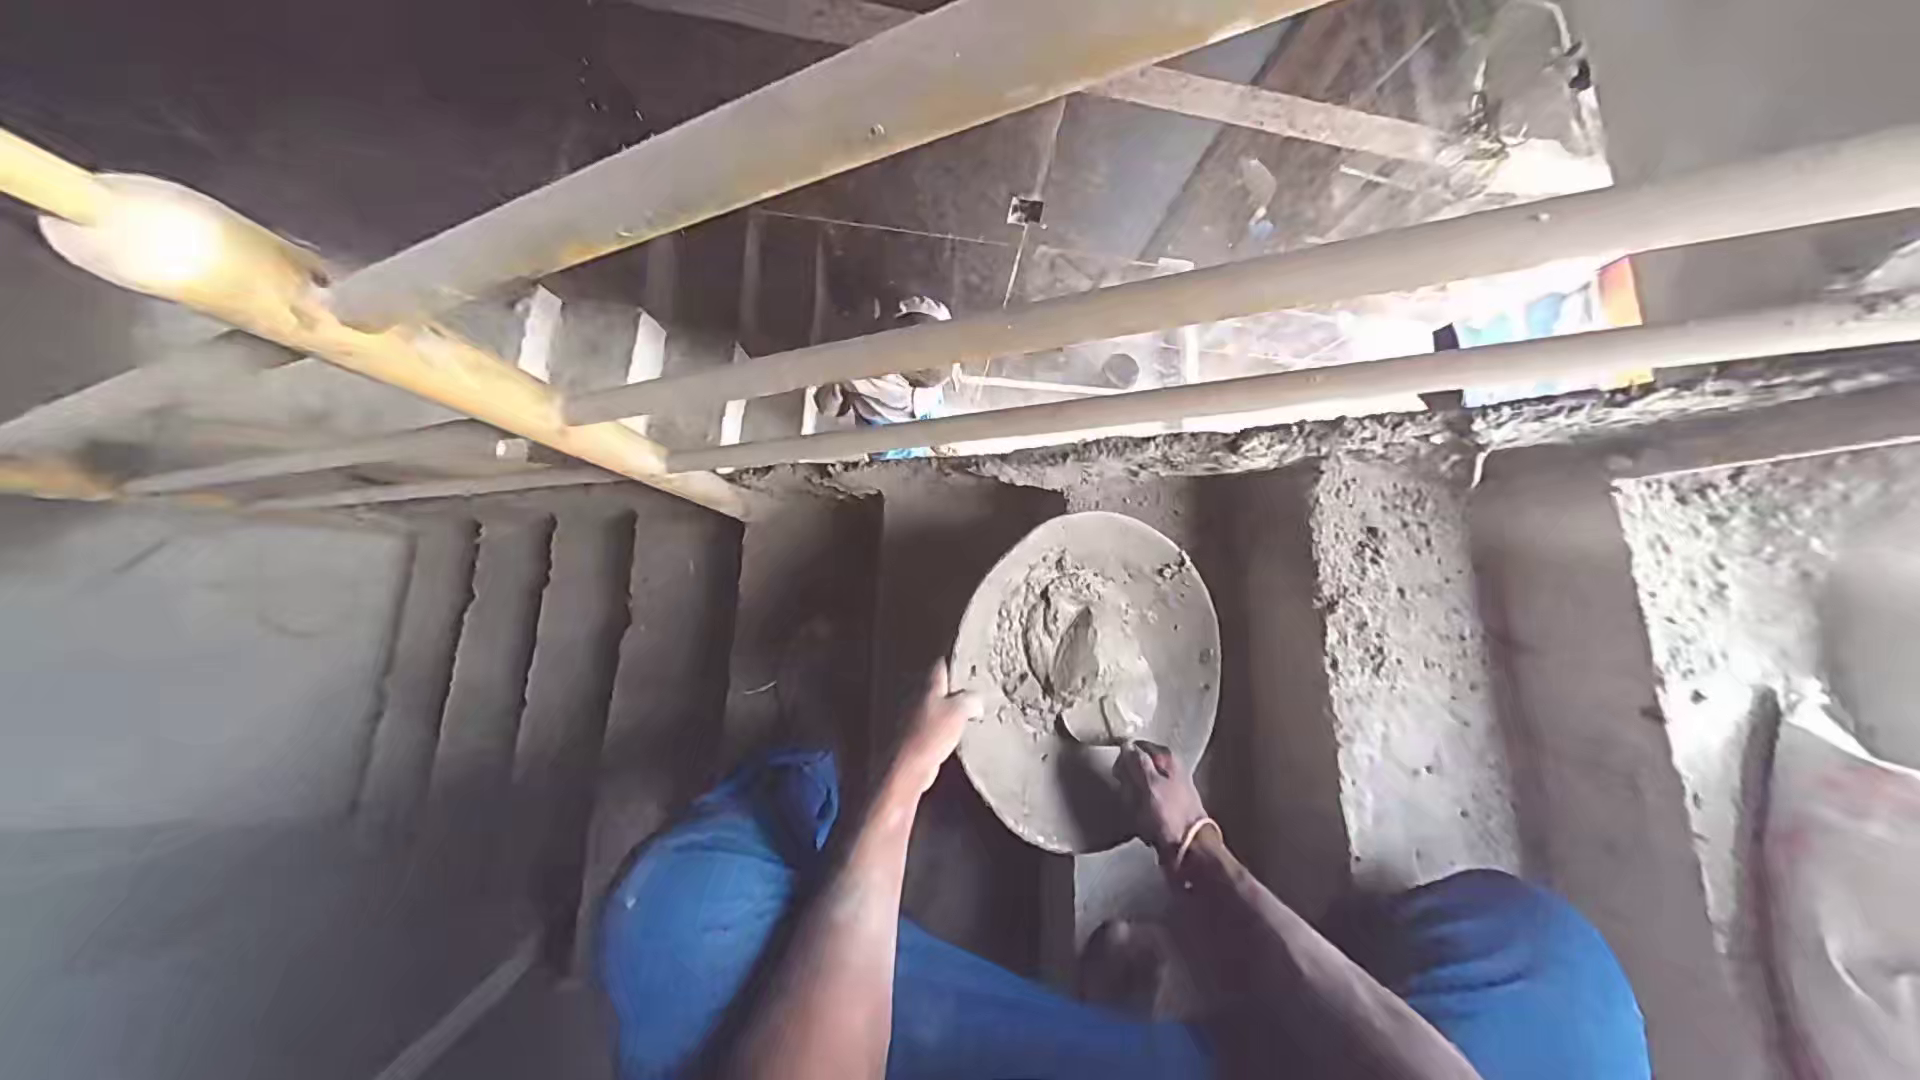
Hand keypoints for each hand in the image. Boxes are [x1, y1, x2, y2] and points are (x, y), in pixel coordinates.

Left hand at [888, 660, 981, 796]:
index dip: (957, 661)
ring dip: (955, 708)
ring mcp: (917, 716)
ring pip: (940, 704)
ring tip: (975, 712)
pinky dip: (950, 725)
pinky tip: (961, 733)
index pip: (942, 664)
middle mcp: (921, 696)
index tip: (974, 664)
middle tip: (980, 690)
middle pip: (941, 684)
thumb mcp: (959, 711)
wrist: (909, 767)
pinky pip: (938, 723)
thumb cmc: (932, 734)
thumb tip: (977, 701)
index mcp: (930, 685)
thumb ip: (971, 700)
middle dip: (959, 686)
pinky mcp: (918, 734)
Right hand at [1114, 741, 1208, 859]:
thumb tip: (1126, 744)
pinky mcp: (1167, 805)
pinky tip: (1142, 819)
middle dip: (1128, 781)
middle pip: (1136, 766)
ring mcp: (1169, 787)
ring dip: (1132, 798)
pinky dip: (1140, 810)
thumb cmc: (1168, 814)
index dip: (1124, 759)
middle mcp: (1170, 768)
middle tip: (1129, 794)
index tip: (1119, 774)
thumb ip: (1137, 762)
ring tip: (1136, 811)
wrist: (1190, 848)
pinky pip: (1144, 802)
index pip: (1136, 746)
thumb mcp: (1149, 784)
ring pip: (1138, 785)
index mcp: (1167, 757)